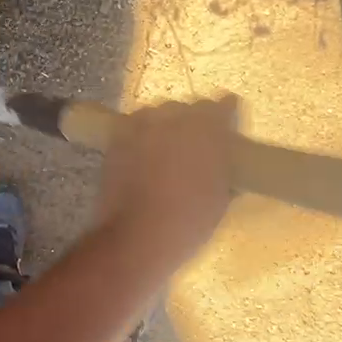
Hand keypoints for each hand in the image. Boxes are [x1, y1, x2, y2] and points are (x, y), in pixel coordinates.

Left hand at [94, 96, 239, 267]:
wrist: (136, 236)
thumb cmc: (188, 222)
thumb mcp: (220, 198)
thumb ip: (223, 170)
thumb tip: (221, 162)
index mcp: (207, 128)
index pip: (222, 105)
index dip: (225, 115)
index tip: (227, 128)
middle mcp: (173, 117)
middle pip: (185, 108)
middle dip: (192, 122)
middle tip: (194, 145)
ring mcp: (140, 126)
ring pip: (156, 114)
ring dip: (163, 126)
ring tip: (164, 149)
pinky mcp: (115, 139)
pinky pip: (132, 127)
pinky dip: (139, 136)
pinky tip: (142, 154)